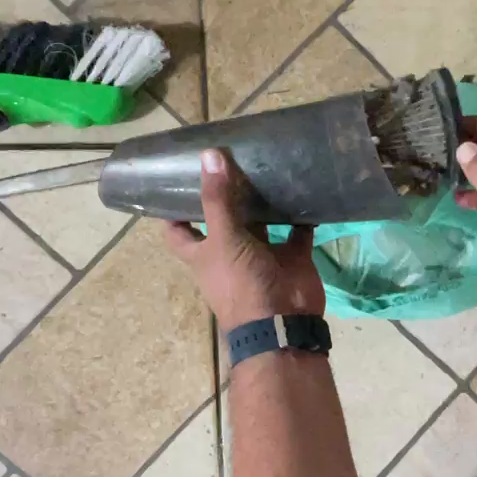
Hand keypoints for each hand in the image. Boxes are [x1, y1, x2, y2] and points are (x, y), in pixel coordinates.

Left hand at [164, 149, 324, 325]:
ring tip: (267, 166)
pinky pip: (297, 233)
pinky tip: (304, 191)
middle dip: (227, 195)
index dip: (172, 210)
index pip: (178, 230)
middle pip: (224, 219)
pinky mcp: (292, 258)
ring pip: (262, 223)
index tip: (175, 179)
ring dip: (265, 202)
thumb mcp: (223, 239)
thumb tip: (209, 154)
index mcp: (204, 253)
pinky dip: (301, 216)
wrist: (282, 322)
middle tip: (230, 159)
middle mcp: (230, 253)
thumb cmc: (242, 284)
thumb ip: (217, 200)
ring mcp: (263, 256)